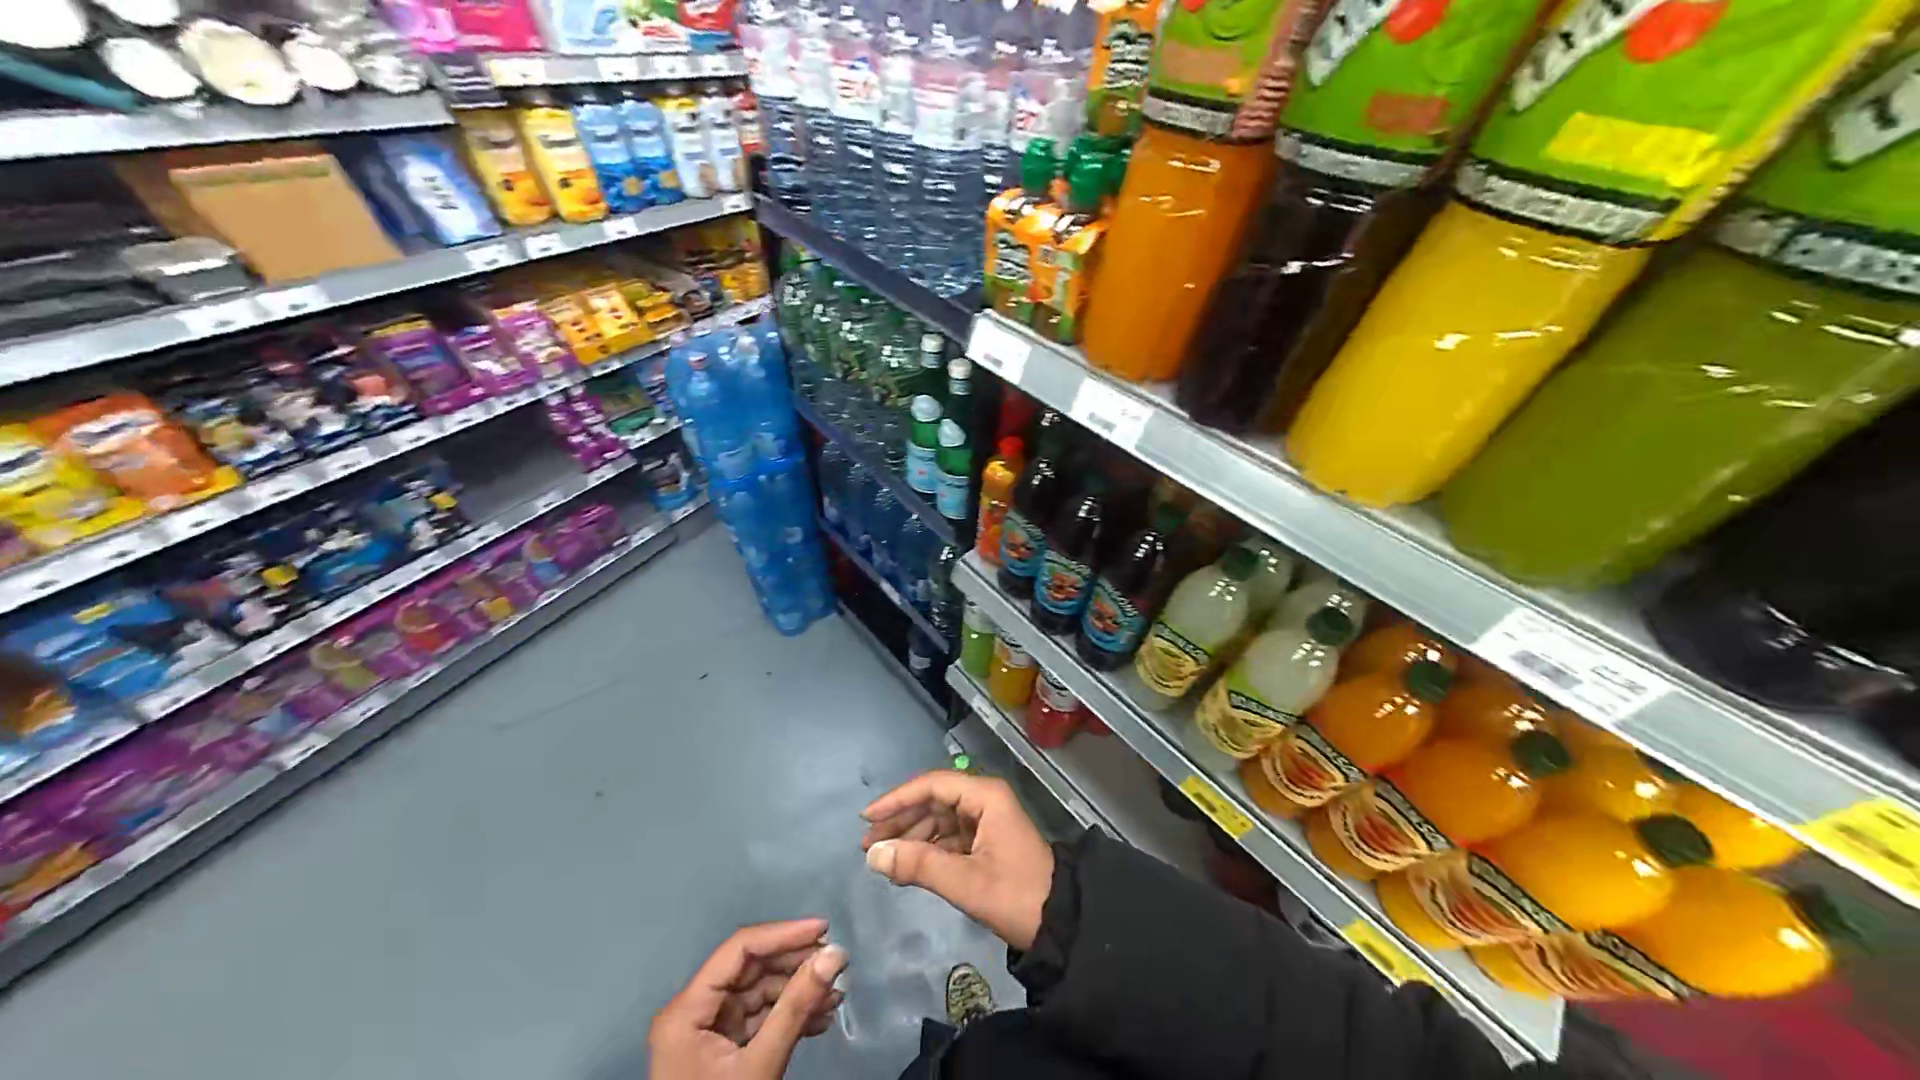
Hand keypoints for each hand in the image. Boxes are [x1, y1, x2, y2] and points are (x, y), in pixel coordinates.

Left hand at [649, 919, 848, 1079]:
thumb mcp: (761, 1066)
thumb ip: (796, 1006)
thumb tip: (835, 954)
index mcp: (687, 1009)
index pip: (739, 950)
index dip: (783, 933)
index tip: (825, 929)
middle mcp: (694, 1010)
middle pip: (751, 968)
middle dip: (796, 964)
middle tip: (838, 963)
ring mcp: (708, 1030)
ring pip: (759, 992)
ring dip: (799, 991)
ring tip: (838, 995)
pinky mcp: (723, 1049)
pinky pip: (759, 1018)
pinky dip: (790, 1015)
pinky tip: (822, 1018)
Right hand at [861, 770, 1053, 950]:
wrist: (1061, 924)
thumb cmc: (1015, 896)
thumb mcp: (965, 881)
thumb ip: (918, 864)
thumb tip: (874, 855)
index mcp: (985, 797)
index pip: (932, 785)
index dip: (897, 799)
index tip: (867, 817)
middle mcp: (985, 801)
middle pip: (933, 801)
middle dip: (901, 820)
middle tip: (868, 843)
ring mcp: (986, 821)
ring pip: (939, 819)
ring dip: (911, 837)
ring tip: (881, 858)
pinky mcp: (986, 842)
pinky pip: (948, 837)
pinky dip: (926, 850)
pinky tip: (905, 866)